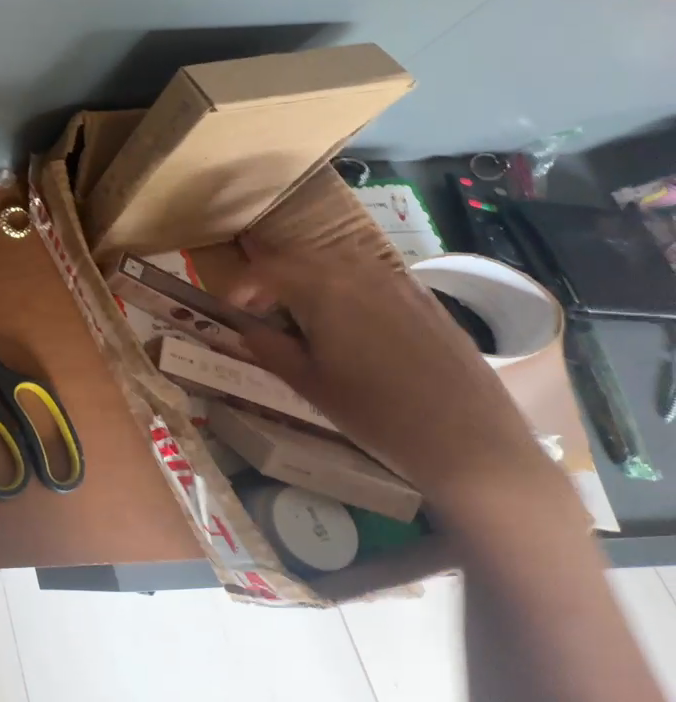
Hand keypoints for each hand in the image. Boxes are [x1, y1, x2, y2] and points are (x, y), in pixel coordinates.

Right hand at [227, 242, 572, 525]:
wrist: (471, 445)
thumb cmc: (377, 416)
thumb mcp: (308, 384)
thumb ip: (269, 347)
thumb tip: (246, 328)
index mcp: (323, 290)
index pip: (265, 269)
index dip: (239, 286)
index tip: (230, 311)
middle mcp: (360, 274)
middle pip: (301, 256)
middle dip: (272, 277)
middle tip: (260, 310)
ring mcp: (400, 284)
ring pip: (339, 260)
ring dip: (309, 276)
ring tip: (301, 311)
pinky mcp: (427, 301)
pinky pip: (373, 276)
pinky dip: (347, 285)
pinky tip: (350, 321)